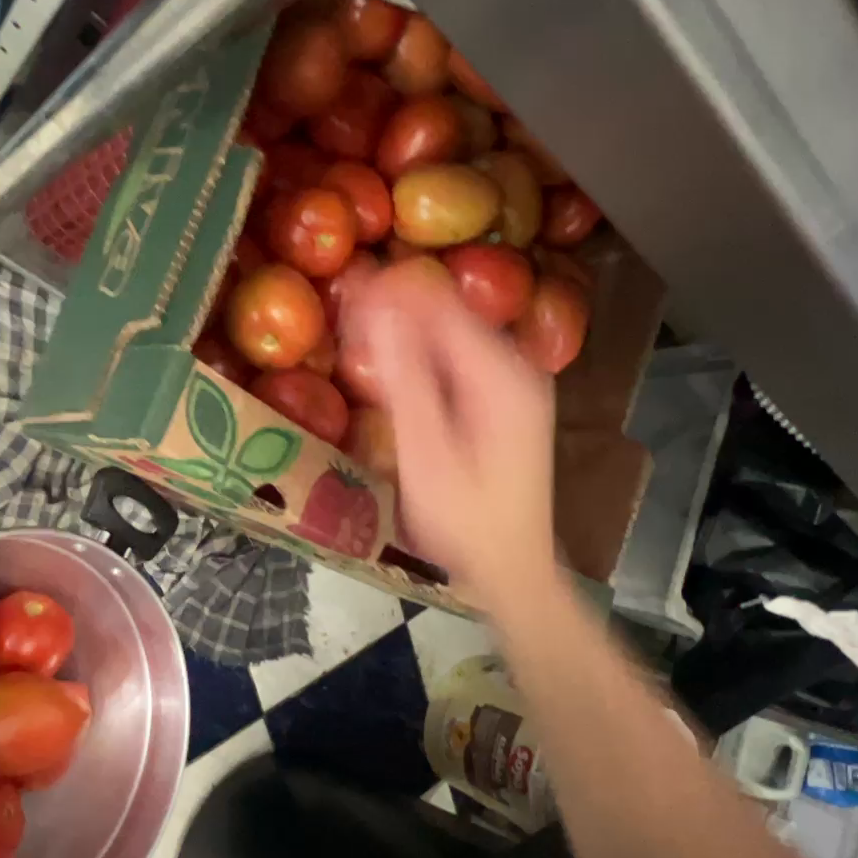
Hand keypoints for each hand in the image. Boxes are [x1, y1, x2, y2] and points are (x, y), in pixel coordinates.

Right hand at [347, 258, 559, 614]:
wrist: (511, 570)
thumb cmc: (465, 521)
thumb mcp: (427, 452)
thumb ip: (405, 380)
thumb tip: (378, 312)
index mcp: (501, 375)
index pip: (442, 308)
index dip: (393, 293)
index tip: (347, 288)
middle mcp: (514, 369)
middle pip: (448, 317)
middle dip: (396, 308)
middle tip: (344, 309)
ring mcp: (510, 387)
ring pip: (449, 337)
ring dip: (404, 331)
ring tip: (355, 332)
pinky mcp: (499, 404)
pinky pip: (454, 362)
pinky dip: (419, 357)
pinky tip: (387, 366)